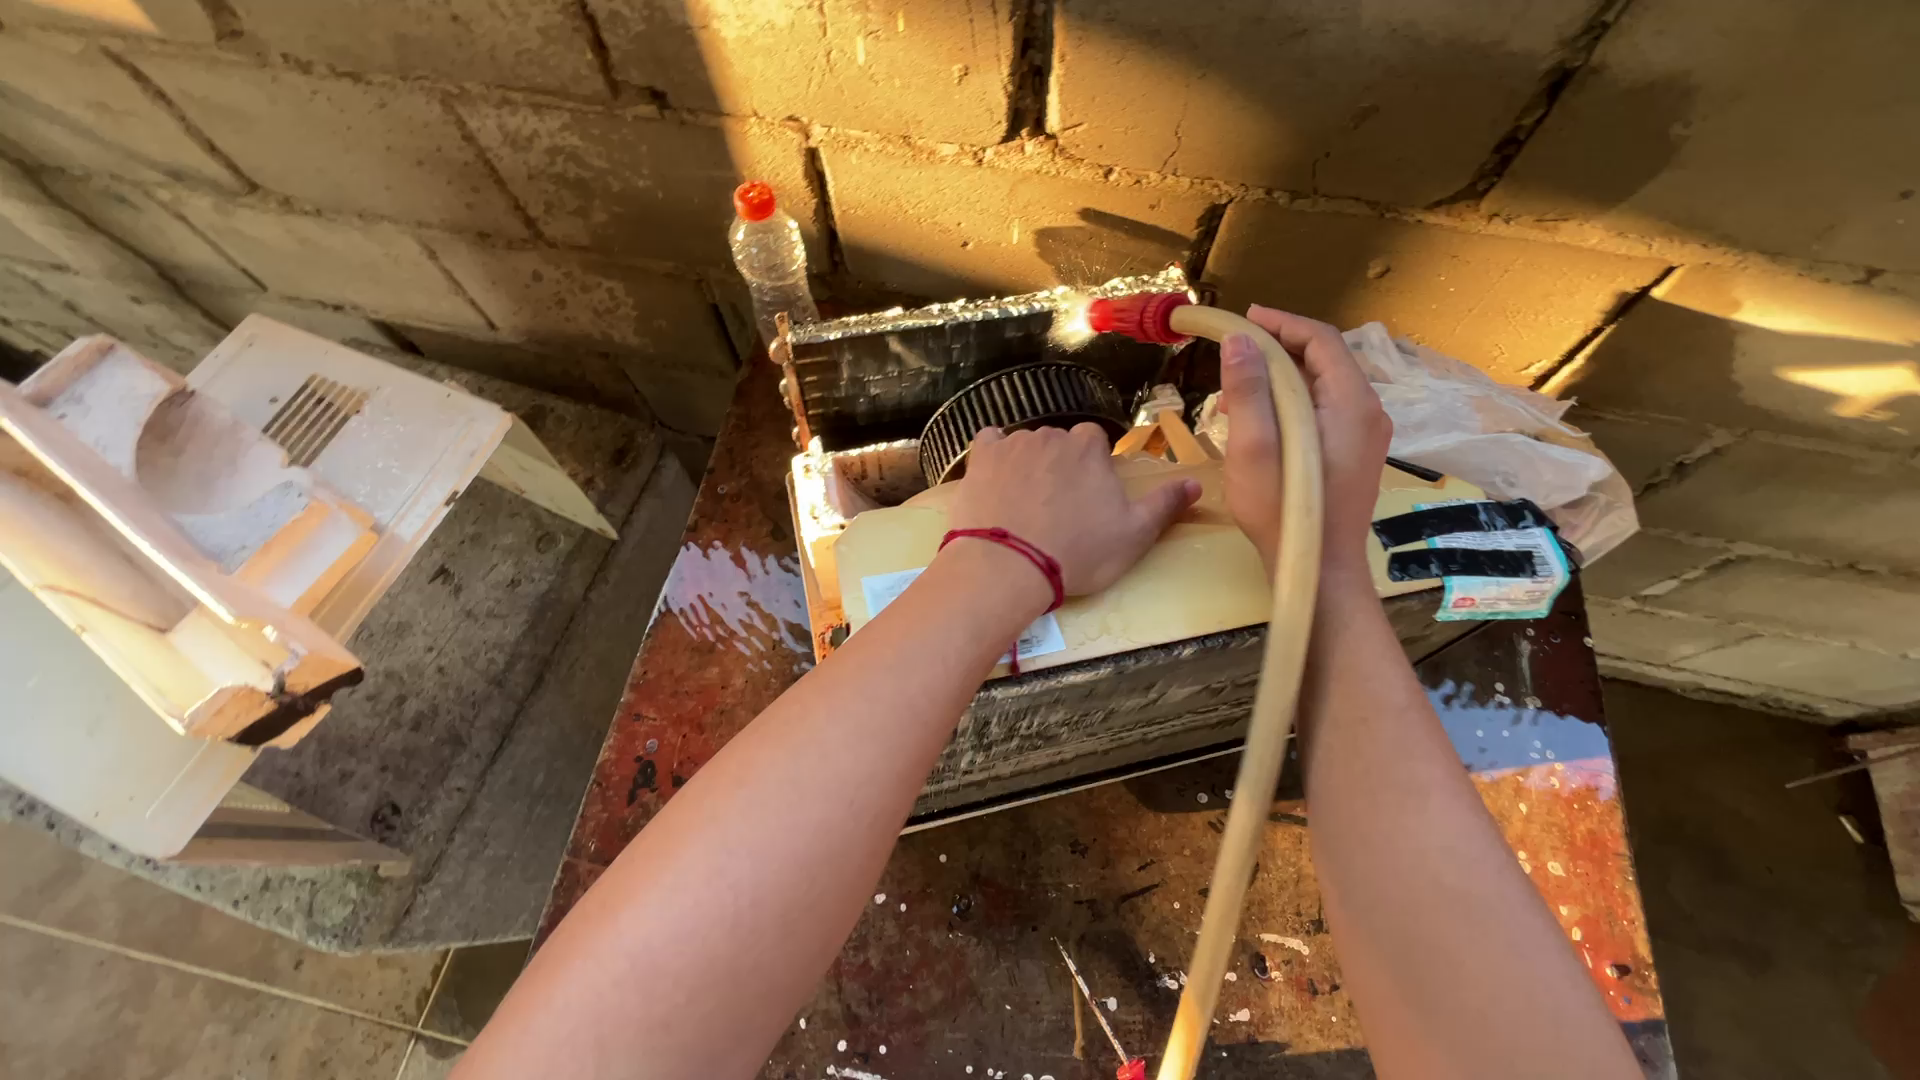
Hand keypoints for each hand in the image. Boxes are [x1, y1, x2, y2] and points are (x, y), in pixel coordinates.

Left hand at [946, 424, 1199, 599]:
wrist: (1007, 566)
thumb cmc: (1077, 552)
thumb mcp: (1134, 535)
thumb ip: (1165, 505)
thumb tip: (1195, 483)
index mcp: (1089, 447)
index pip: (1095, 443)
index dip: (1092, 469)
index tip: (1088, 498)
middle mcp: (1050, 435)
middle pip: (1059, 444)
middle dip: (1060, 468)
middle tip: (1057, 508)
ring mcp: (1011, 444)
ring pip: (1025, 446)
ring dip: (1028, 466)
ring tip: (1024, 505)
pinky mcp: (979, 459)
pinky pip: (988, 444)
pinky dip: (993, 457)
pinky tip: (995, 481)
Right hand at [1218, 305, 1390, 580]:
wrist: (1318, 571)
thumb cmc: (1283, 512)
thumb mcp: (1255, 449)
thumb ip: (1249, 392)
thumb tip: (1240, 341)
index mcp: (1352, 404)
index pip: (1322, 341)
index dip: (1282, 323)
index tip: (1245, 317)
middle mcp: (1368, 413)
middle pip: (1325, 361)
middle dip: (1277, 352)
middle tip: (1233, 357)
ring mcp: (1366, 437)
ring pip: (1322, 388)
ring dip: (1280, 381)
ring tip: (1236, 395)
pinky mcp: (1355, 456)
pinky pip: (1324, 412)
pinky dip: (1290, 404)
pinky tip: (1259, 423)